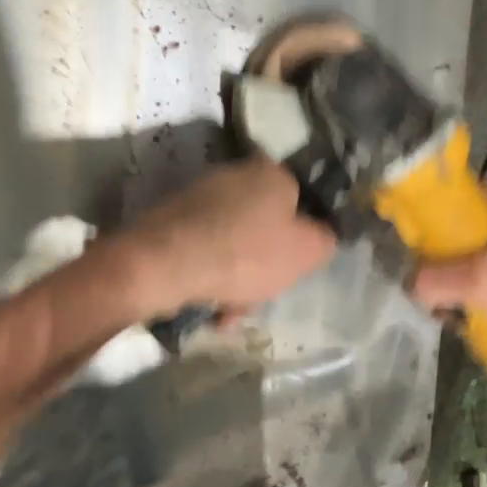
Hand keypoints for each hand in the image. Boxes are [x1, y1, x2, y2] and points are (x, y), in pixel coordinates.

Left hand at [119, 157, 336, 315]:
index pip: (301, 198)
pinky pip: (203, 252)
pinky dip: (208, 278)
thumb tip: (321, 235)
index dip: (302, 234)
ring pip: (232, 244)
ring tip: (226, 313)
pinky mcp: (171, 221)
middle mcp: (234, 174)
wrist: (163, 265)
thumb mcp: (305, 252)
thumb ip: (324, 240)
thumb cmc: (245, 254)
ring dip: (234, 281)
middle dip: (263, 267)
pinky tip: (206, 307)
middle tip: (259, 296)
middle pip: (263, 226)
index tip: (295, 264)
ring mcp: (198, 197)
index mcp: (271, 173)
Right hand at [411, 184, 486, 365]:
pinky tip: (475, 316)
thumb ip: (435, 280)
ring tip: (451, 309)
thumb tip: (410, 285)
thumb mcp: (477, 283)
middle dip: (448, 263)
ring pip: (484, 259)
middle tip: (433, 287)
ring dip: (465, 284)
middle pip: (471, 233)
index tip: (417, 252)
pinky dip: (486, 295)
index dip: (435, 224)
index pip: (462, 201)